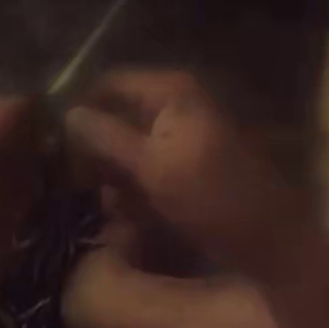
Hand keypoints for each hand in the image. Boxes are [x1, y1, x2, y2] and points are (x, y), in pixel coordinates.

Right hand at [66, 70, 309, 276]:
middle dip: (94, 143)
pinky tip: (120, 206)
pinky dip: (130, 179)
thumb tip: (67, 114)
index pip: (108, 83)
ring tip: (92, 196)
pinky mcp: (187, 161)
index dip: (81, 107)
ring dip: (109, 167)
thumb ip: (106, 137)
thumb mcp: (152, 167)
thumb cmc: (212, 197)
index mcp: (169, 90)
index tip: (54, 142)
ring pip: (129, 140)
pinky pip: (146, 161)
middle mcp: (174, 101)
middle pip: (118, 110)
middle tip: (71, 177)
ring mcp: (182, 132)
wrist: (273, 244)